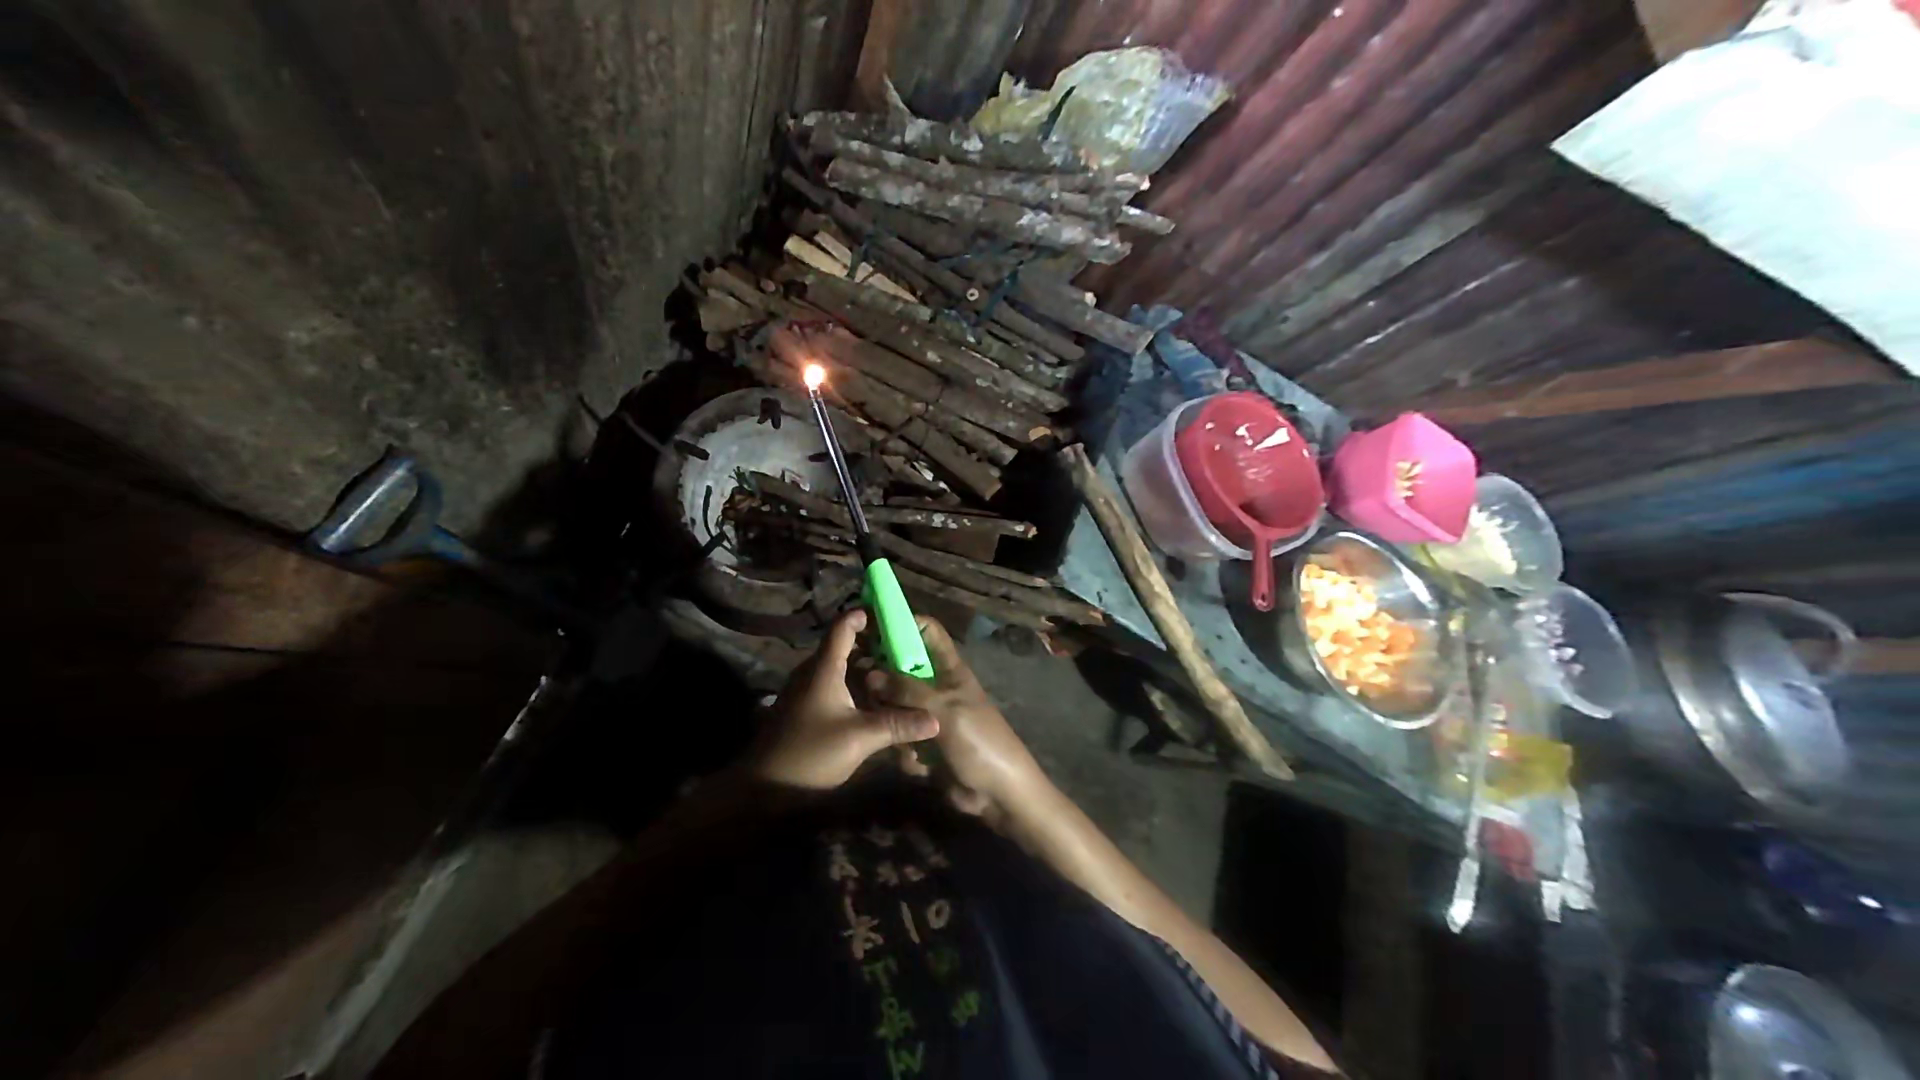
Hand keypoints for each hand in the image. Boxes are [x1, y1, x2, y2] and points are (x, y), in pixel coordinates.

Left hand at [748, 609, 938, 789]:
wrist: (762, 788)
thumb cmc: (810, 753)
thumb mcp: (860, 738)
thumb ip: (898, 725)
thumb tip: (936, 719)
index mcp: (823, 668)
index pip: (843, 627)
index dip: (865, 616)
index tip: (891, 615)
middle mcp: (812, 673)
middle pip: (844, 647)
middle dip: (874, 645)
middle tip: (906, 649)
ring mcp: (806, 692)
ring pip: (840, 669)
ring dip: (866, 668)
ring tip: (897, 673)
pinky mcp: (805, 711)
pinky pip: (833, 687)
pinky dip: (854, 687)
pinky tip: (875, 702)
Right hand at [869, 616, 1049, 816]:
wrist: (1000, 794)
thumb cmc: (980, 742)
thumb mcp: (945, 710)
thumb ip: (907, 690)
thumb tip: (871, 673)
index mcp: (949, 669)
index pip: (926, 631)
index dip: (902, 625)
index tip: (870, 629)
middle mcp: (936, 688)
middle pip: (899, 671)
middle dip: (886, 688)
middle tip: (873, 698)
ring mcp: (929, 718)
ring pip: (894, 710)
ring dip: (898, 729)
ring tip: (912, 746)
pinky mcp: (924, 746)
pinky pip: (901, 740)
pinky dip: (908, 754)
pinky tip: (923, 767)